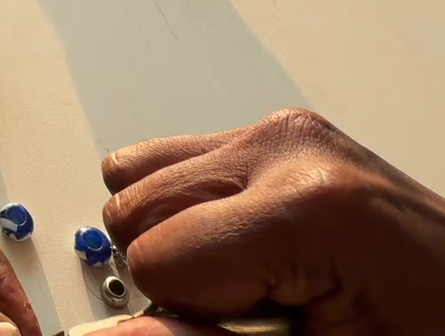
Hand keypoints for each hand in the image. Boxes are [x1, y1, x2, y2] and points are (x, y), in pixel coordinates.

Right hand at [99, 108, 444, 335]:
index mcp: (311, 207)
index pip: (154, 256)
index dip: (195, 319)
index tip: (271, 335)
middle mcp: (287, 145)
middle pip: (133, 206)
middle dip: (180, 275)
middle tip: (267, 314)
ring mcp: (283, 129)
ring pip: (135, 175)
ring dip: (178, 238)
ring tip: (262, 280)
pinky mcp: (280, 130)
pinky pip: (168, 156)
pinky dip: (187, 208)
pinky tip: (252, 248)